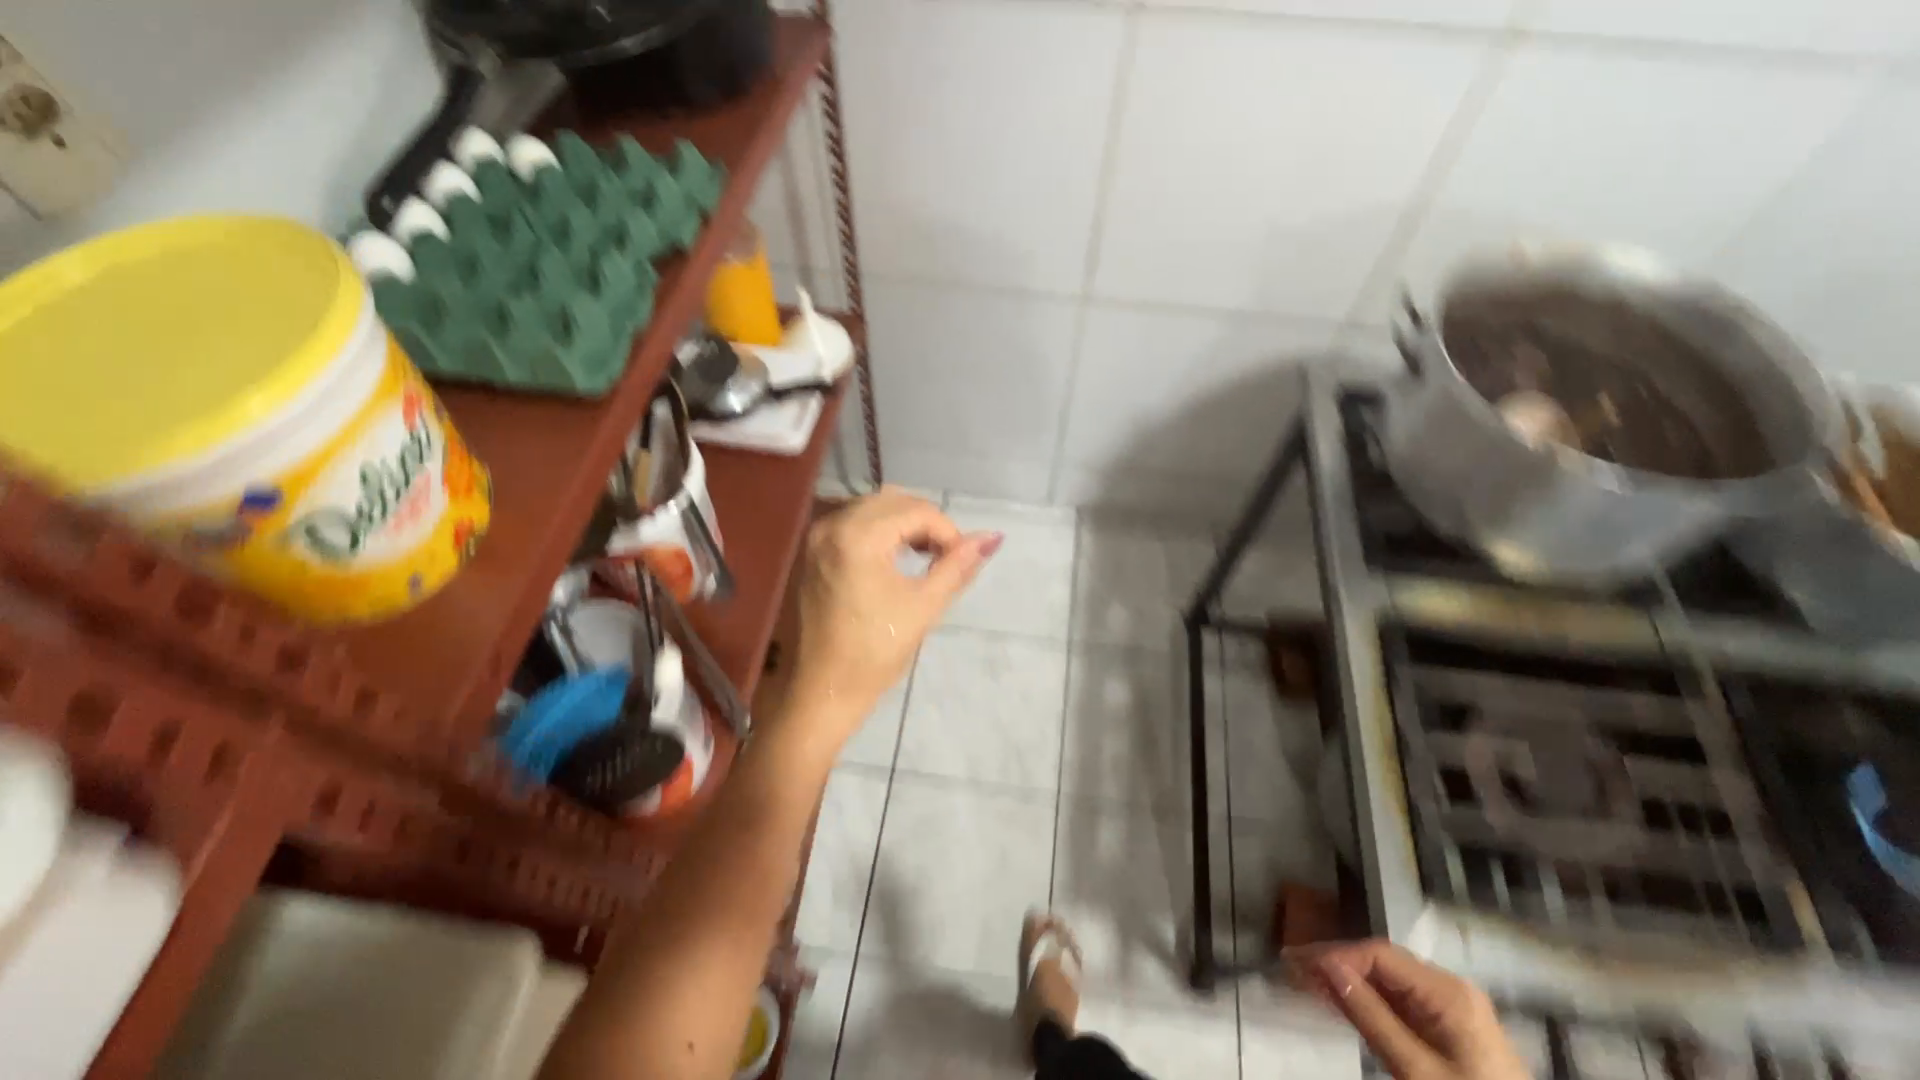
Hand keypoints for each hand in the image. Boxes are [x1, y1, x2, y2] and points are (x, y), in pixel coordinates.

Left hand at [784, 489, 999, 748]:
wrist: (825, 689)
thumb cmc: (875, 652)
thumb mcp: (925, 605)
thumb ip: (958, 565)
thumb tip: (994, 536)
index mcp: (858, 536)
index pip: (917, 510)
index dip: (947, 531)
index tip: (962, 562)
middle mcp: (833, 524)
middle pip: (893, 500)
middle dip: (926, 523)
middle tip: (946, 558)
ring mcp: (818, 536)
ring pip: (873, 507)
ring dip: (904, 524)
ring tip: (925, 558)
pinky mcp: (813, 551)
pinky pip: (854, 522)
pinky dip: (880, 530)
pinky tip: (896, 559)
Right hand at [1292, 941, 1529, 1079]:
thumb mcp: (1416, 1071)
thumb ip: (1371, 1017)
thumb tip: (1326, 966)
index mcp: (1448, 992)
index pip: (1380, 954)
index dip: (1336, 956)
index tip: (1296, 968)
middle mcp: (1450, 987)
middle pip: (1384, 961)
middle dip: (1337, 964)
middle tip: (1291, 973)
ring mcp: (1453, 1007)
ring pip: (1389, 980)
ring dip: (1349, 981)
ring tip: (1306, 986)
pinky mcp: (1450, 1026)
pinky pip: (1401, 1001)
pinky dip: (1369, 1001)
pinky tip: (1342, 1005)